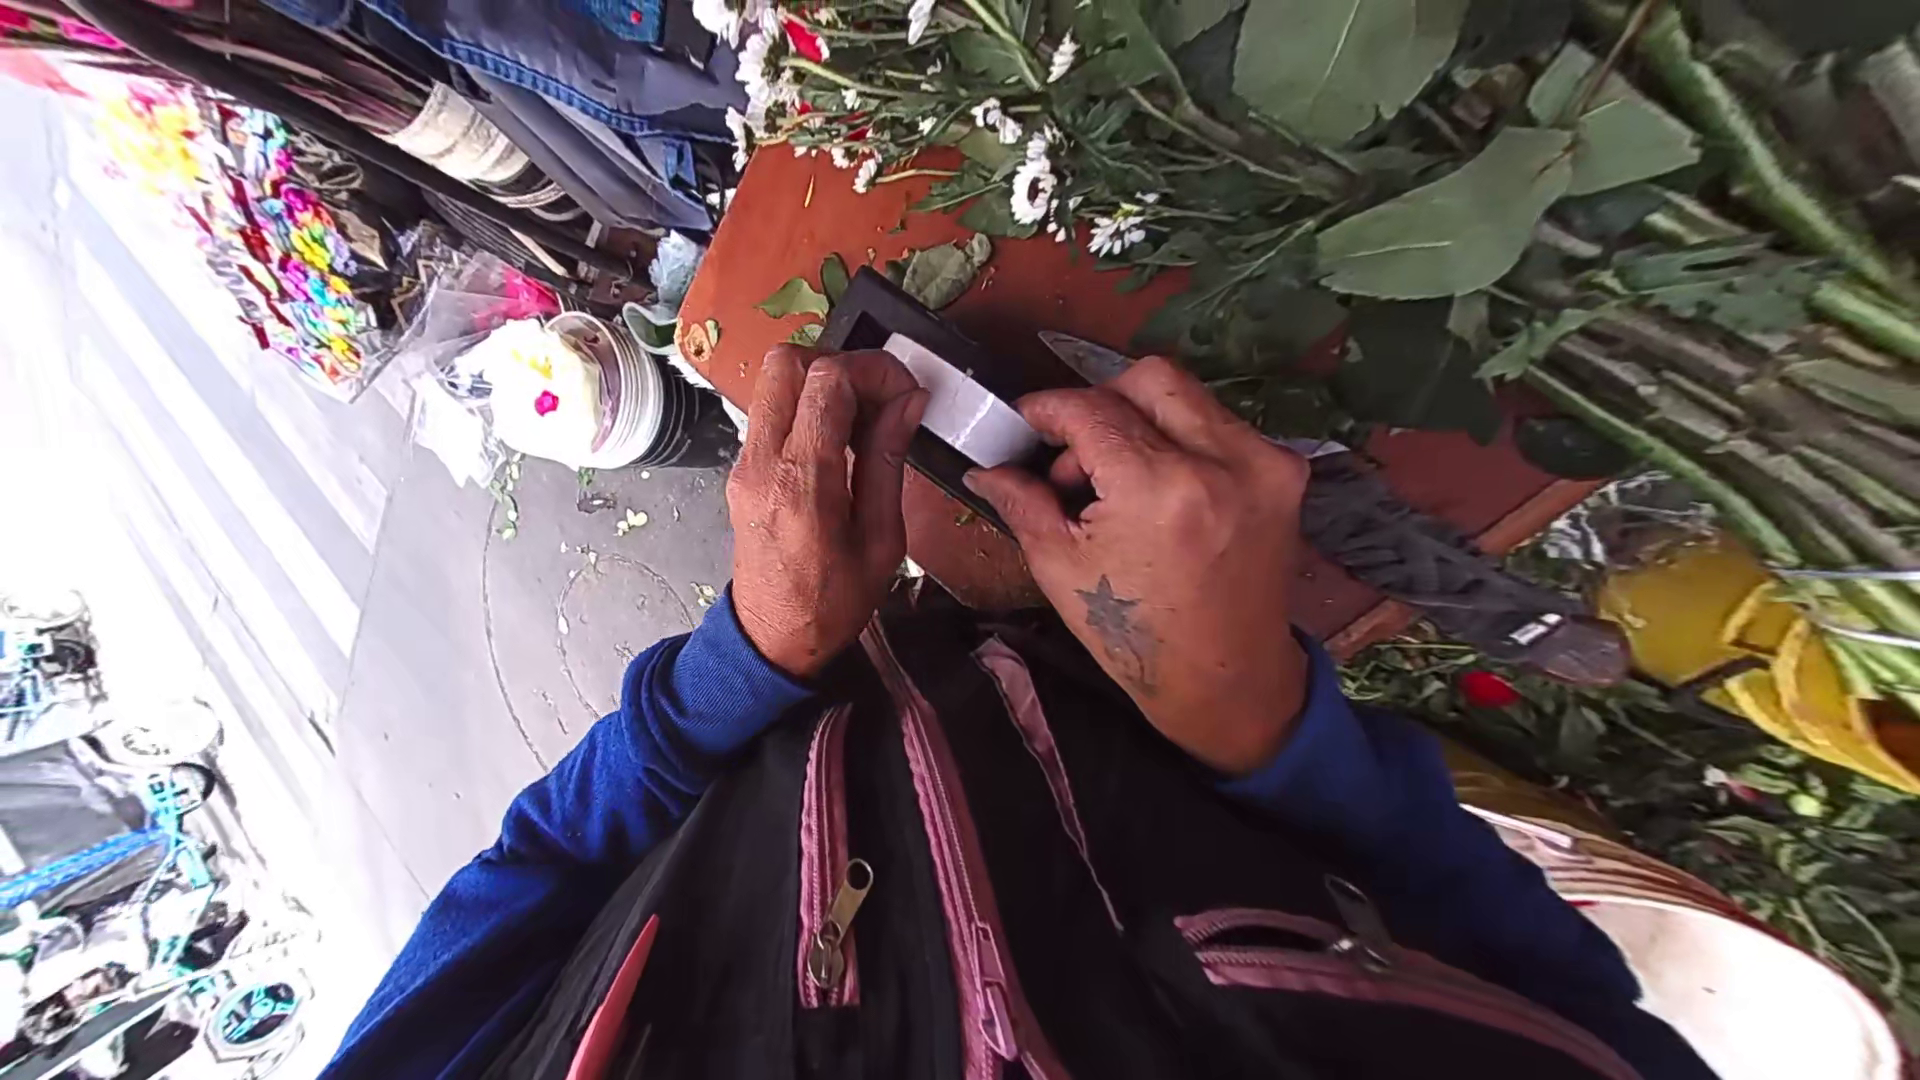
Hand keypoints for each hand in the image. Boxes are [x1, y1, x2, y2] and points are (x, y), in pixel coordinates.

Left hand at [728, 346, 928, 677]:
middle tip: (881, 397)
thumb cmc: (832, 603)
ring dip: (824, 382)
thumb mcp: (880, 540)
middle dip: (843, 363)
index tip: (906, 392)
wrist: (772, 637)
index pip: (828, 381)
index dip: (874, 371)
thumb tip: (907, 404)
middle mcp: (762, 461)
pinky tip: (839, 439)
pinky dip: (808, 405)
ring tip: (864, 419)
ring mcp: (744, 463)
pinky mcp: (742, 469)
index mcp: (802, 482)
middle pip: (788, 362)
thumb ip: (888, 462)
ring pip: (775, 380)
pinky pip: (772, 411)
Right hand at [964, 357, 1309, 773]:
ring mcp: (1264, 462)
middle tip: (1076, 453)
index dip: (1049, 408)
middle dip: (1099, 404)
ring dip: (1138, 419)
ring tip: (1119, 476)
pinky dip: (1177, 438)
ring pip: (1186, 394)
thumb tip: (985, 467)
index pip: (1092, 410)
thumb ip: (1022, 502)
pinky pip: (1218, 423)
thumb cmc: (1133, 633)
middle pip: (1147, 379)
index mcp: (1157, 489)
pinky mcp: (1285, 471)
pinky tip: (1161, 487)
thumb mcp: (1060, 567)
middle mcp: (1220, 460)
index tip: (1028, 420)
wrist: (1225, 678)